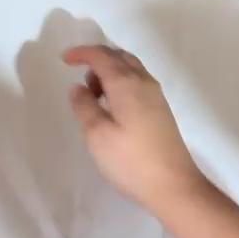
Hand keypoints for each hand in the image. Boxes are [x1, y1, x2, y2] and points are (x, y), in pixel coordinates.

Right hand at [63, 45, 207, 210]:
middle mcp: (143, 80)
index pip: (102, 55)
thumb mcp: (97, 135)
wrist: (173, 184)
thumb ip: (84, 106)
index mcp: (126, 82)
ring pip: (129, 67)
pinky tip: (113, 106)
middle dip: (97, 59)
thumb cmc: (131, 160)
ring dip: (110, 71)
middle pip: (118, 56)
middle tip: (80, 79)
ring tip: (94, 97)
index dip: (82, 53)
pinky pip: (137, 80)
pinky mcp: (160, 107)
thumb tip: (78, 87)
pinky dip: (121, 82)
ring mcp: (155, 93)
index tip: (64, 60)